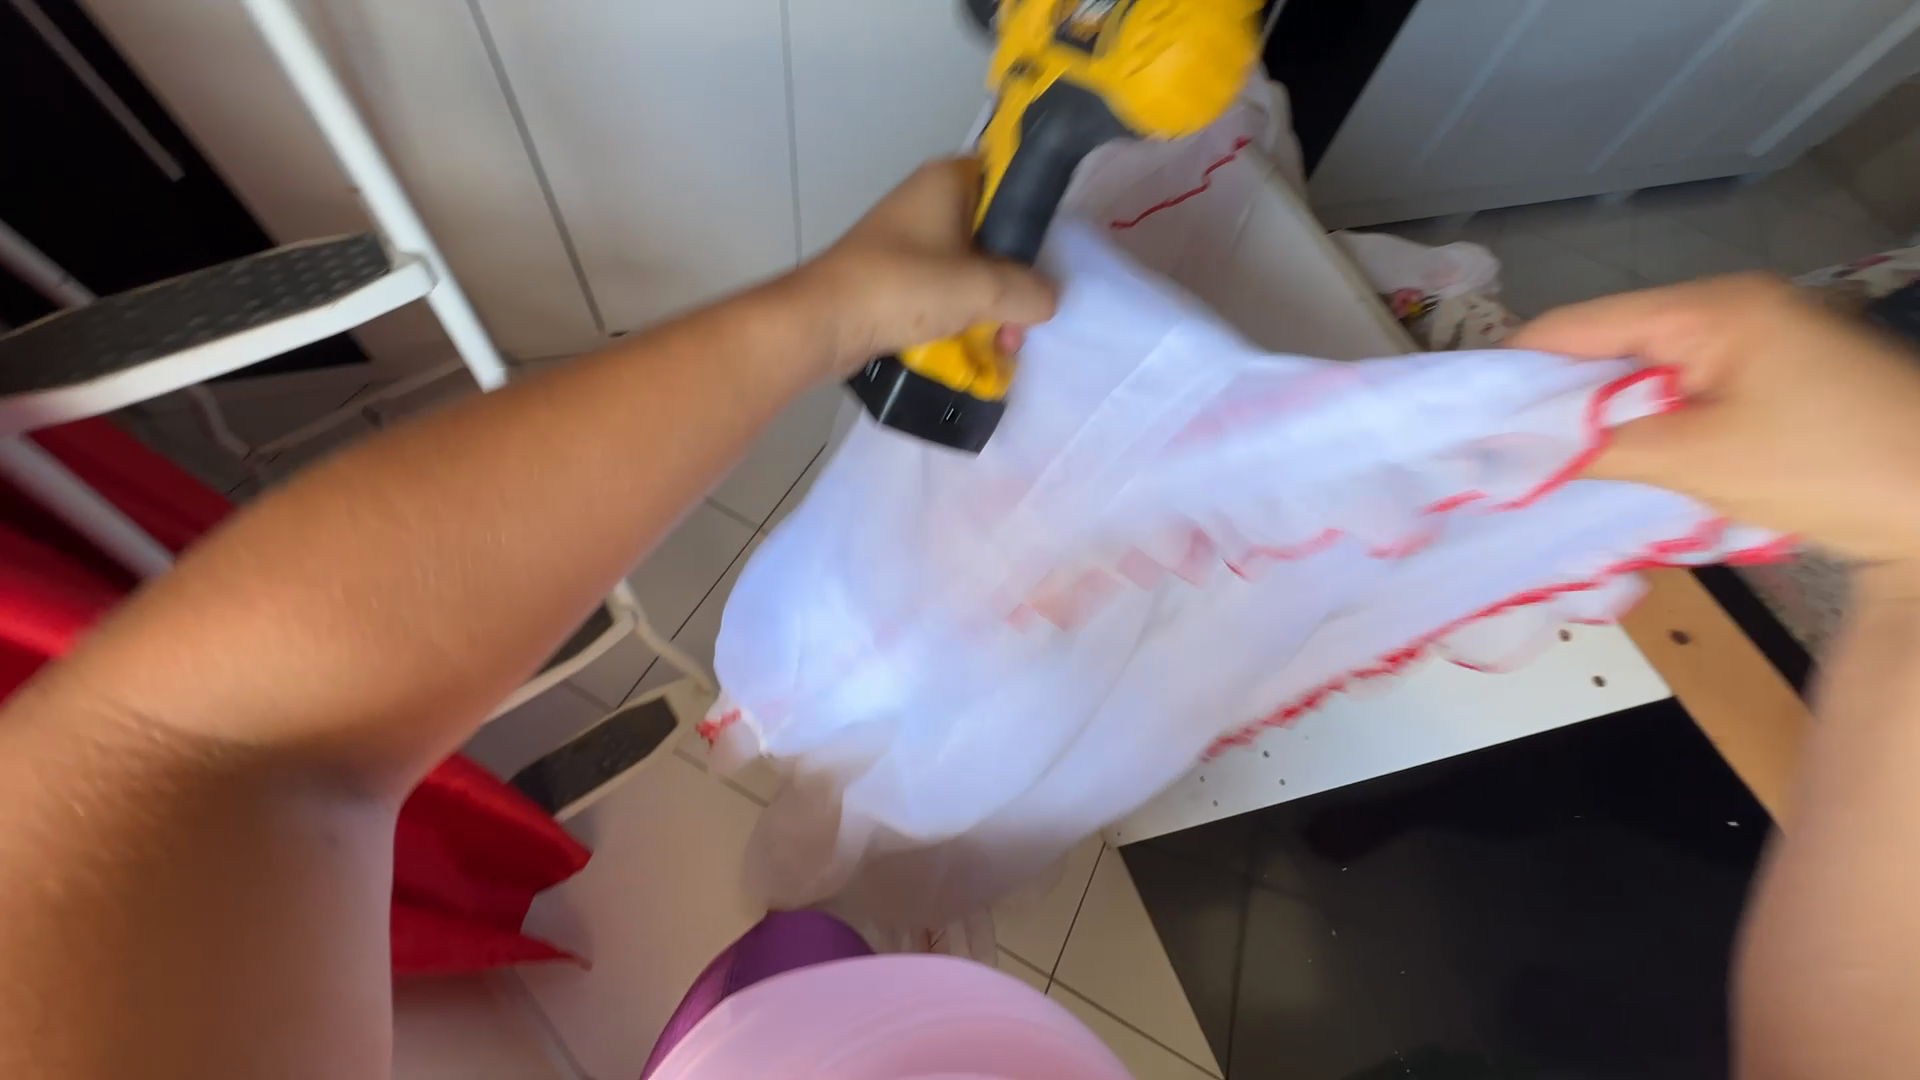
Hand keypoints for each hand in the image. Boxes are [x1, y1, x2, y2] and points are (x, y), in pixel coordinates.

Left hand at [793, 157, 1059, 375]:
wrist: (825, 323)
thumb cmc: (904, 288)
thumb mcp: (981, 288)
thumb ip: (1028, 292)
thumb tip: (1047, 301)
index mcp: (949, 180)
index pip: (1012, 182)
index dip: (1036, 221)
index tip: (1049, 262)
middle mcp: (929, 202)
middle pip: (996, 235)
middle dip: (1014, 282)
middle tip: (1022, 321)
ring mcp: (911, 242)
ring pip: (971, 270)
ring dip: (990, 307)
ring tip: (1001, 343)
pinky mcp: (897, 279)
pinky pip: (945, 293)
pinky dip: (961, 317)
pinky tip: (974, 345)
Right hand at [1511, 274, 1919, 567]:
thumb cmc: (1826, 468)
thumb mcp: (1688, 458)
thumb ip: (1585, 444)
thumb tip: (1500, 449)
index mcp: (1706, 309)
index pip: (1572, 325)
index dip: (1511, 368)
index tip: (1466, 417)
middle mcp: (1721, 307)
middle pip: (1596, 341)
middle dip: (1545, 392)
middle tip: (1498, 444)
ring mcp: (1743, 335)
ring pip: (1624, 366)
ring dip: (1583, 408)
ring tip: (1540, 451)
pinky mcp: (1755, 368)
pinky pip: (1661, 382)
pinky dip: (1623, 414)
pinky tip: (1601, 447)